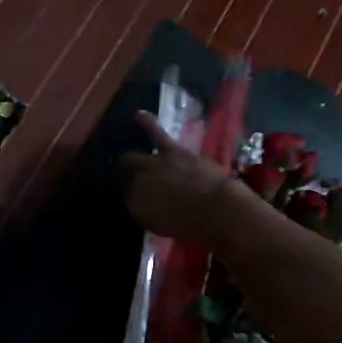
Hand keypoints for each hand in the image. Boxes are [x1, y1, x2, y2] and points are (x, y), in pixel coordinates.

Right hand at [122, 110, 253, 243]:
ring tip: (125, 161)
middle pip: (125, 178)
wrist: (216, 209)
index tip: (136, 202)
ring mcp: (152, 164)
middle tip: (131, 185)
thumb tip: (145, 207)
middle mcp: (137, 184)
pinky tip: (139, 114)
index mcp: (135, 206)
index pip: (125, 200)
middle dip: (125, 181)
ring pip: (133, 159)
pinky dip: (148, 123)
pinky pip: (156, 133)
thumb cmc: (193, 225)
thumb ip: (150, 215)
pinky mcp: (171, 151)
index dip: (130, 200)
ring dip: (129, 161)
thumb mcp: (165, 228)